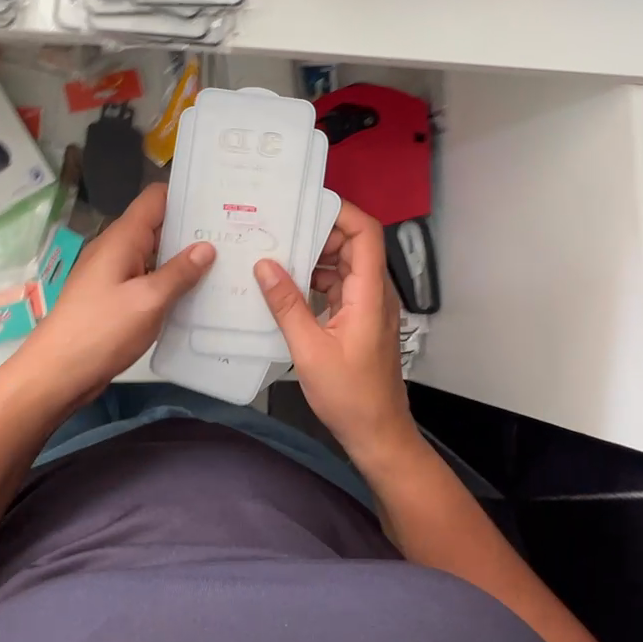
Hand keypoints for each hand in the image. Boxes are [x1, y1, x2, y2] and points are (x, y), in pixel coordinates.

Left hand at [10, 185, 214, 408]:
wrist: (57, 372)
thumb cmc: (102, 330)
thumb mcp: (148, 300)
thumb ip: (179, 272)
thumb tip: (206, 247)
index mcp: (123, 238)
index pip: (156, 198)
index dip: (186, 194)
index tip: (220, 200)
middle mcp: (117, 248)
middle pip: (158, 225)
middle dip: (192, 228)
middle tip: (234, 234)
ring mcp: (113, 273)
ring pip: (154, 254)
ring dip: (183, 257)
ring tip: (225, 261)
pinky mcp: (114, 297)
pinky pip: (147, 278)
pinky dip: (170, 281)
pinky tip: (196, 293)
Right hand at [255, 201, 417, 462]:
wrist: (377, 434)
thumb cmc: (350, 396)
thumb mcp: (310, 350)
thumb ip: (287, 305)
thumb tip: (265, 264)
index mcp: (369, 293)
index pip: (366, 234)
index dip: (341, 213)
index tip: (304, 206)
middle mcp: (374, 293)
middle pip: (353, 245)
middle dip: (318, 233)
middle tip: (280, 229)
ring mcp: (367, 306)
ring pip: (345, 265)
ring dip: (315, 257)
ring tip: (276, 252)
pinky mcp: (358, 320)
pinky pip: (339, 286)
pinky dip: (316, 280)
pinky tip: (286, 285)